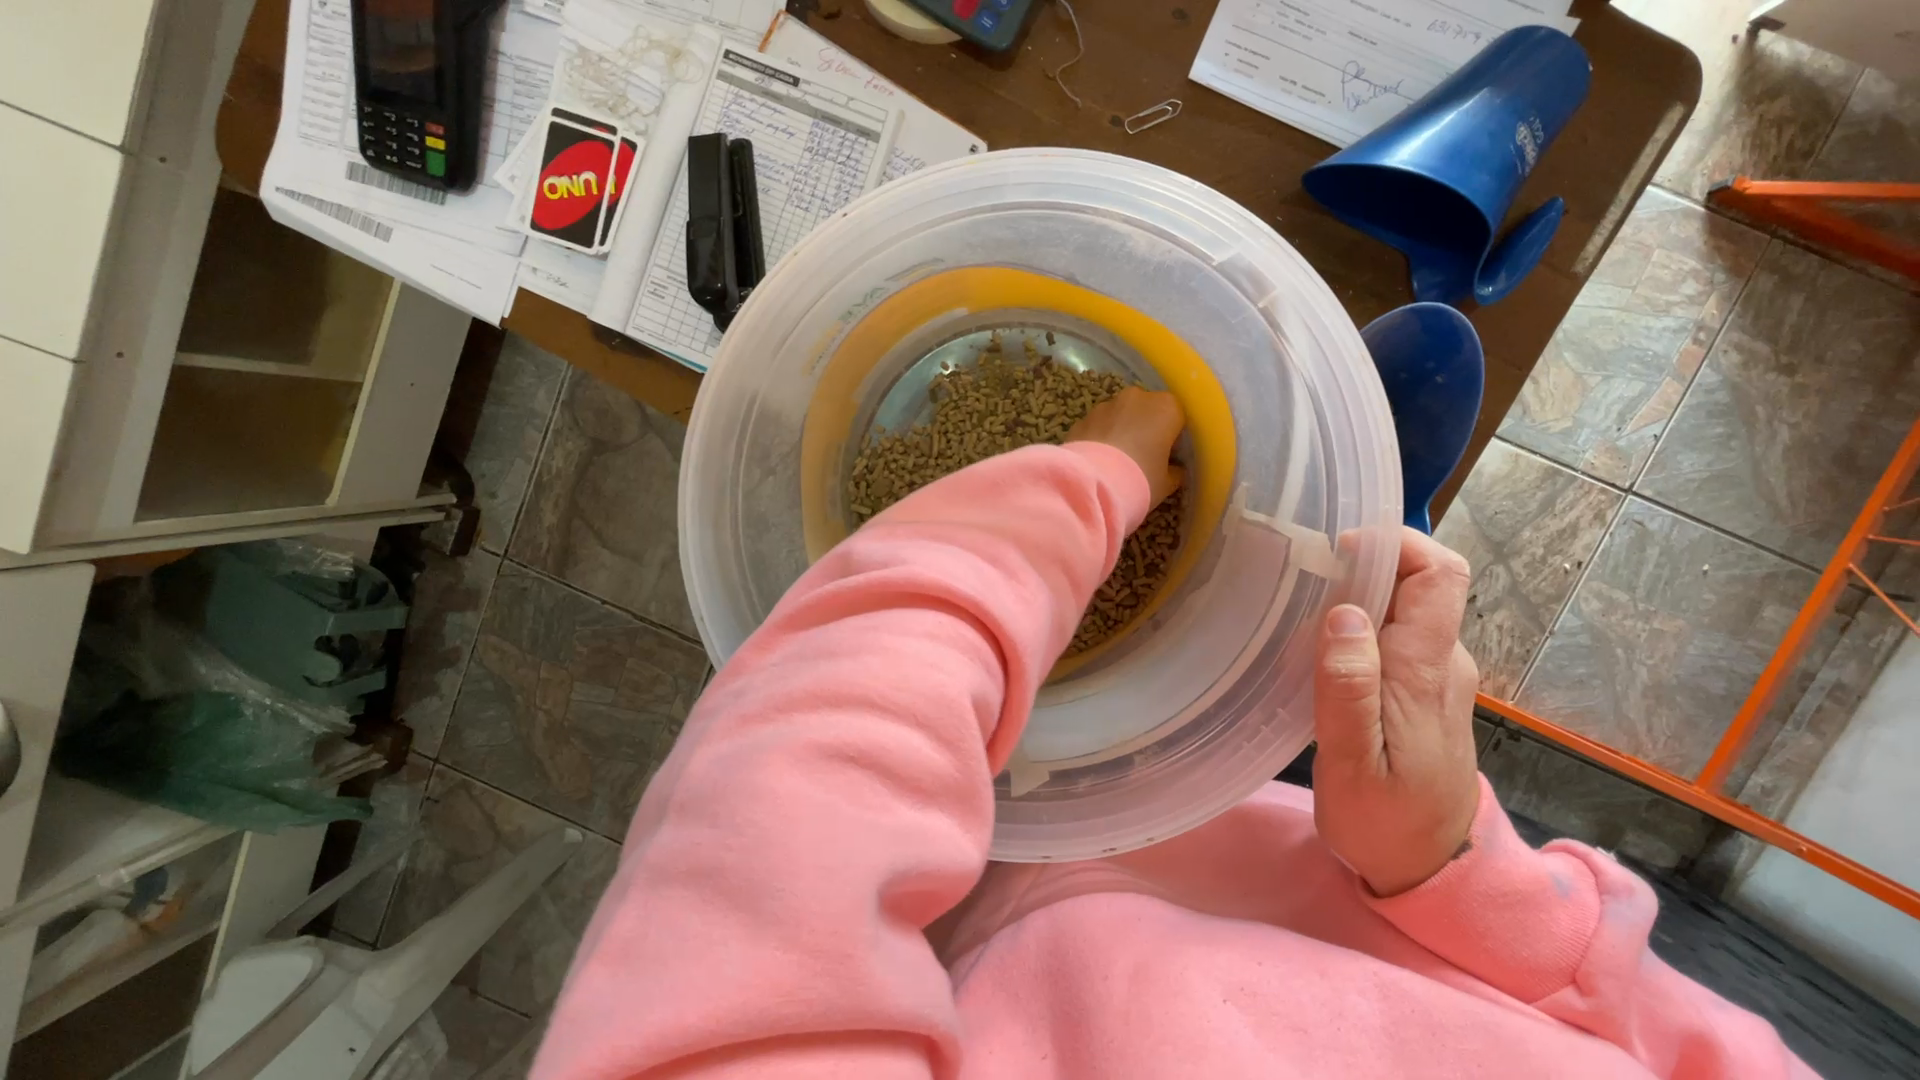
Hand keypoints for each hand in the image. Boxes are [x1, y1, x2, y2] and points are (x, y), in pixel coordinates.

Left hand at [1066, 387, 1186, 505]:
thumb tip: (1174, 470)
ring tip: (1115, 461)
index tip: (1167, 457)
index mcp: (1166, 407)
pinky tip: (1097, 462)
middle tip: (1142, 457)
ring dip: (1120, 431)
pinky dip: (1098, 438)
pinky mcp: (1082, 419)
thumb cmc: (1141, 478)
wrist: (1092, 483)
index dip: (1172, 438)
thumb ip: (1174, 472)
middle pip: (1146, 411)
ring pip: (1119, 416)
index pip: (1177, 417)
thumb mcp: (1167, 483)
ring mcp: (1105, 405)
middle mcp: (1136, 398)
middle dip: (1145, 429)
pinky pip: (1097, 427)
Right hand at [1312, 528, 1480, 896]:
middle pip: (1420, 582)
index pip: (1440, 575)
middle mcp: (1443, 662)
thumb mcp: (1353, 765)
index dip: (1396, 544)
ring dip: (1358, 593)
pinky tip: (1316, 644)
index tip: (1337, 550)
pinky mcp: (1422, 690)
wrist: (1429, 870)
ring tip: (1297, 607)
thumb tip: (1346, 613)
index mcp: (1428, 672)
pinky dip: (1359, 623)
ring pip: (1405, 607)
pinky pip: (1396, 634)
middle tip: (1299, 576)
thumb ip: (1349, 689)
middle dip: (1365, 563)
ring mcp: (1436, 676)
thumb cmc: (1384, 822)